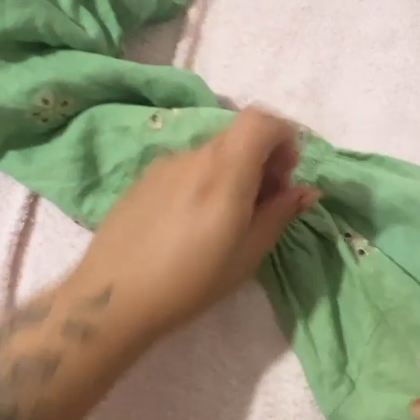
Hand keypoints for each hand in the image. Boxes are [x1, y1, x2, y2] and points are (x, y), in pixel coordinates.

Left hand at [74, 107, 316, 341]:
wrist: (114, 299)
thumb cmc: (192, 281)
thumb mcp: (249, 253)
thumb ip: (279, 213)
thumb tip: (305, 190)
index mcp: (226, 170)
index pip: (262, 120)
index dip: (284, 139)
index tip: (286, 177)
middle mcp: (194, 156)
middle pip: (238, 136)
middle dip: (262, 161)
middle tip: (263, 205)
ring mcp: (164, 166)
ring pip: (212, 154)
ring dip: (232, 174)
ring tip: (225, 222)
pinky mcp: (143, 181)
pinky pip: (186, 170)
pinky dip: (204, 183)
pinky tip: (190, 226)